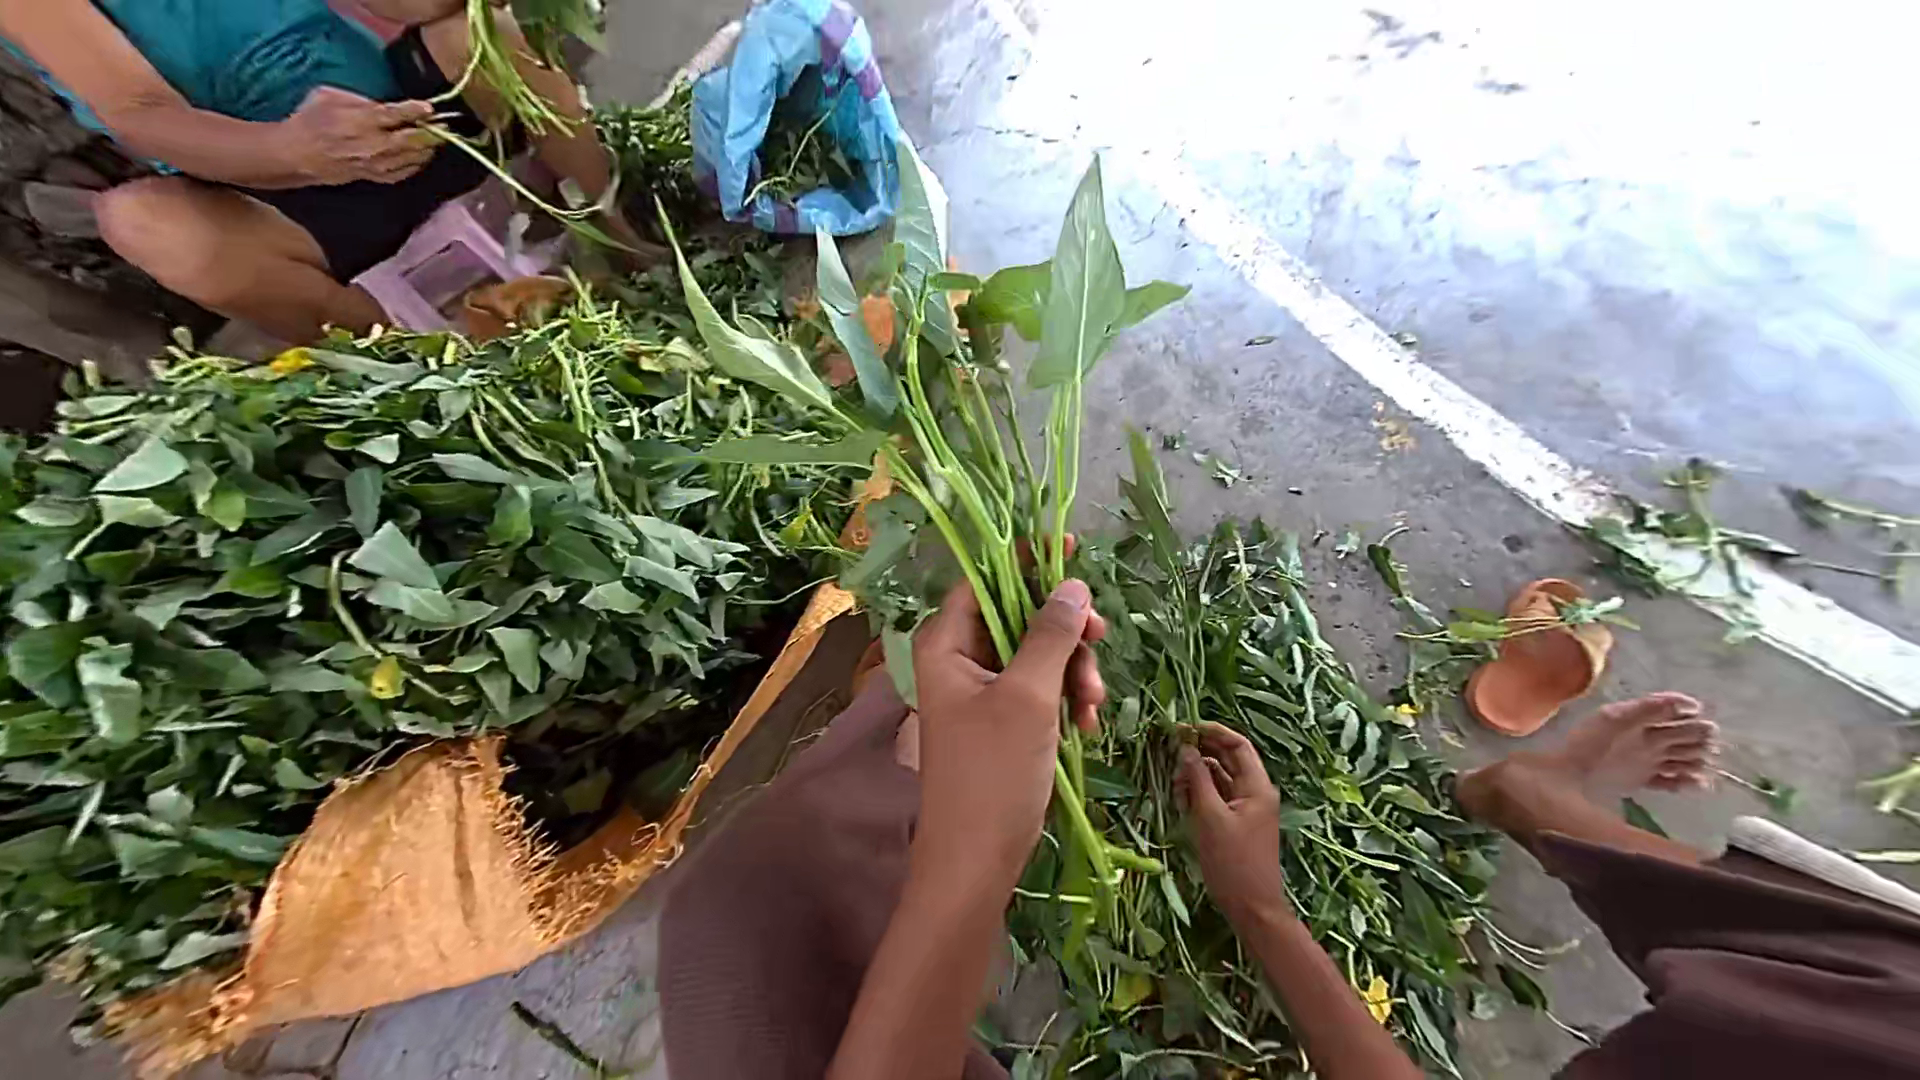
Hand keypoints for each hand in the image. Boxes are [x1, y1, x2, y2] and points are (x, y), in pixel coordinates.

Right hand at [277, 87, 435, 185]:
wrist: (303, 153)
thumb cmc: (313, 119)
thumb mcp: (329, 96)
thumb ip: (361, 101)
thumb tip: (389, 107)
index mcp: (363, 121)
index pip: (396, 115)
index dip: (416, 111)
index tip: (430, 109)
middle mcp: (379, 145)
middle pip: (416, 140)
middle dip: (433, 133)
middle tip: (444, 126)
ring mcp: (385, 164)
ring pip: (419, 157)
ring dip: (430, 147)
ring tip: (436, 139)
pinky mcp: (387, 177)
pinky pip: (412, 169)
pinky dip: (420, 161)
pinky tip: (422, 153)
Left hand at [911, 576, 1106, 893]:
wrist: (976, 862)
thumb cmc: (993, 774)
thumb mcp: (1028, 697)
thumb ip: (1050, 635)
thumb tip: (1071, 585)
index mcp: (946, 642)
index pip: (983, 580)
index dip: (1024, 562)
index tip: (1068, 550)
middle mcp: (959, 658)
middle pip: (1018, 615)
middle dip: (1064, 633)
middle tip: (1100, 643)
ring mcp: (981, 689)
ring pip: (1036, 653)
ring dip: (1072, 672)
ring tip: (1091, 708)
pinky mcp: (1001, 716)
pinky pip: (1038, 687)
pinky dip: (1064, 698)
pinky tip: (1084, 726)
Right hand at [1178, 722, 1286, 923]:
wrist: (1252, 909)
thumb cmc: (1232, 861)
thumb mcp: (1209, 816)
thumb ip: (1197, 777)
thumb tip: (1186, 747)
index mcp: (1257, 786)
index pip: (1237, 744)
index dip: (1212, 730)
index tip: (1184, 728)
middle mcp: (1254, 791)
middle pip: (1225, 758)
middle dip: (1198, 753)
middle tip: (1172, 754)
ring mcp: (1246, 807)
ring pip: (1218, 776)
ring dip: (1195, 775)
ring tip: (1175, 787)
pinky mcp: (1236, 821)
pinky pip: (1216, 795)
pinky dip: (1199, 793)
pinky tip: (1182, 801)